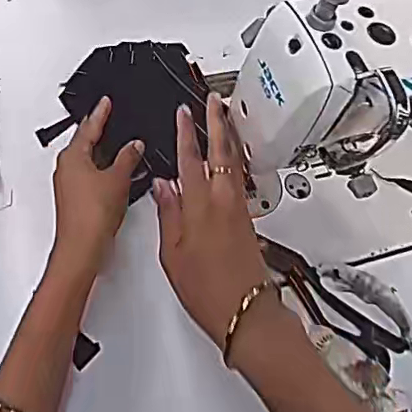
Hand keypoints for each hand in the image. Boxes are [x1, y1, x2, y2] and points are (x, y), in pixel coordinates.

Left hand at [50, 96, 142, 279]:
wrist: (82, 247)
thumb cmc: (90, 215)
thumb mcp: (118, 178)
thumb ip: (128, 157)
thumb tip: (134, 146)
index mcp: (72, 156)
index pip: (88, 126)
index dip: (100, 112)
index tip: (104, 102)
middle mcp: (66, 168)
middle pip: (85, 142)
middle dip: (100, 132)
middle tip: (110, 119)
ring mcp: (69, 184)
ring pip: (88, 160)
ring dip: (104, 154)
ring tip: (121, 147)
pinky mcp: (74, 199)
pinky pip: (90, 176)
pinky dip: (103, 171)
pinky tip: (117, 175)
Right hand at [153, 96, 268, 342]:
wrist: (245, 311)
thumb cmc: (207, 289)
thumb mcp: (172, 253)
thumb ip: (168, 214)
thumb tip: (163, 186)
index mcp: (199, 207)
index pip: (190, 158)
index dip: (185, 132)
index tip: (183, 113)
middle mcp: (223, 201)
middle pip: (221, 151)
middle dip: (216, 122)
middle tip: (215, 101)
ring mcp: (239, 208)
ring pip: (234, 161)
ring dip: (229, 136)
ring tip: (225, 117)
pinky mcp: (247, 217)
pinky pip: (240, 177)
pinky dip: (235, 158)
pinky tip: (232, 156)